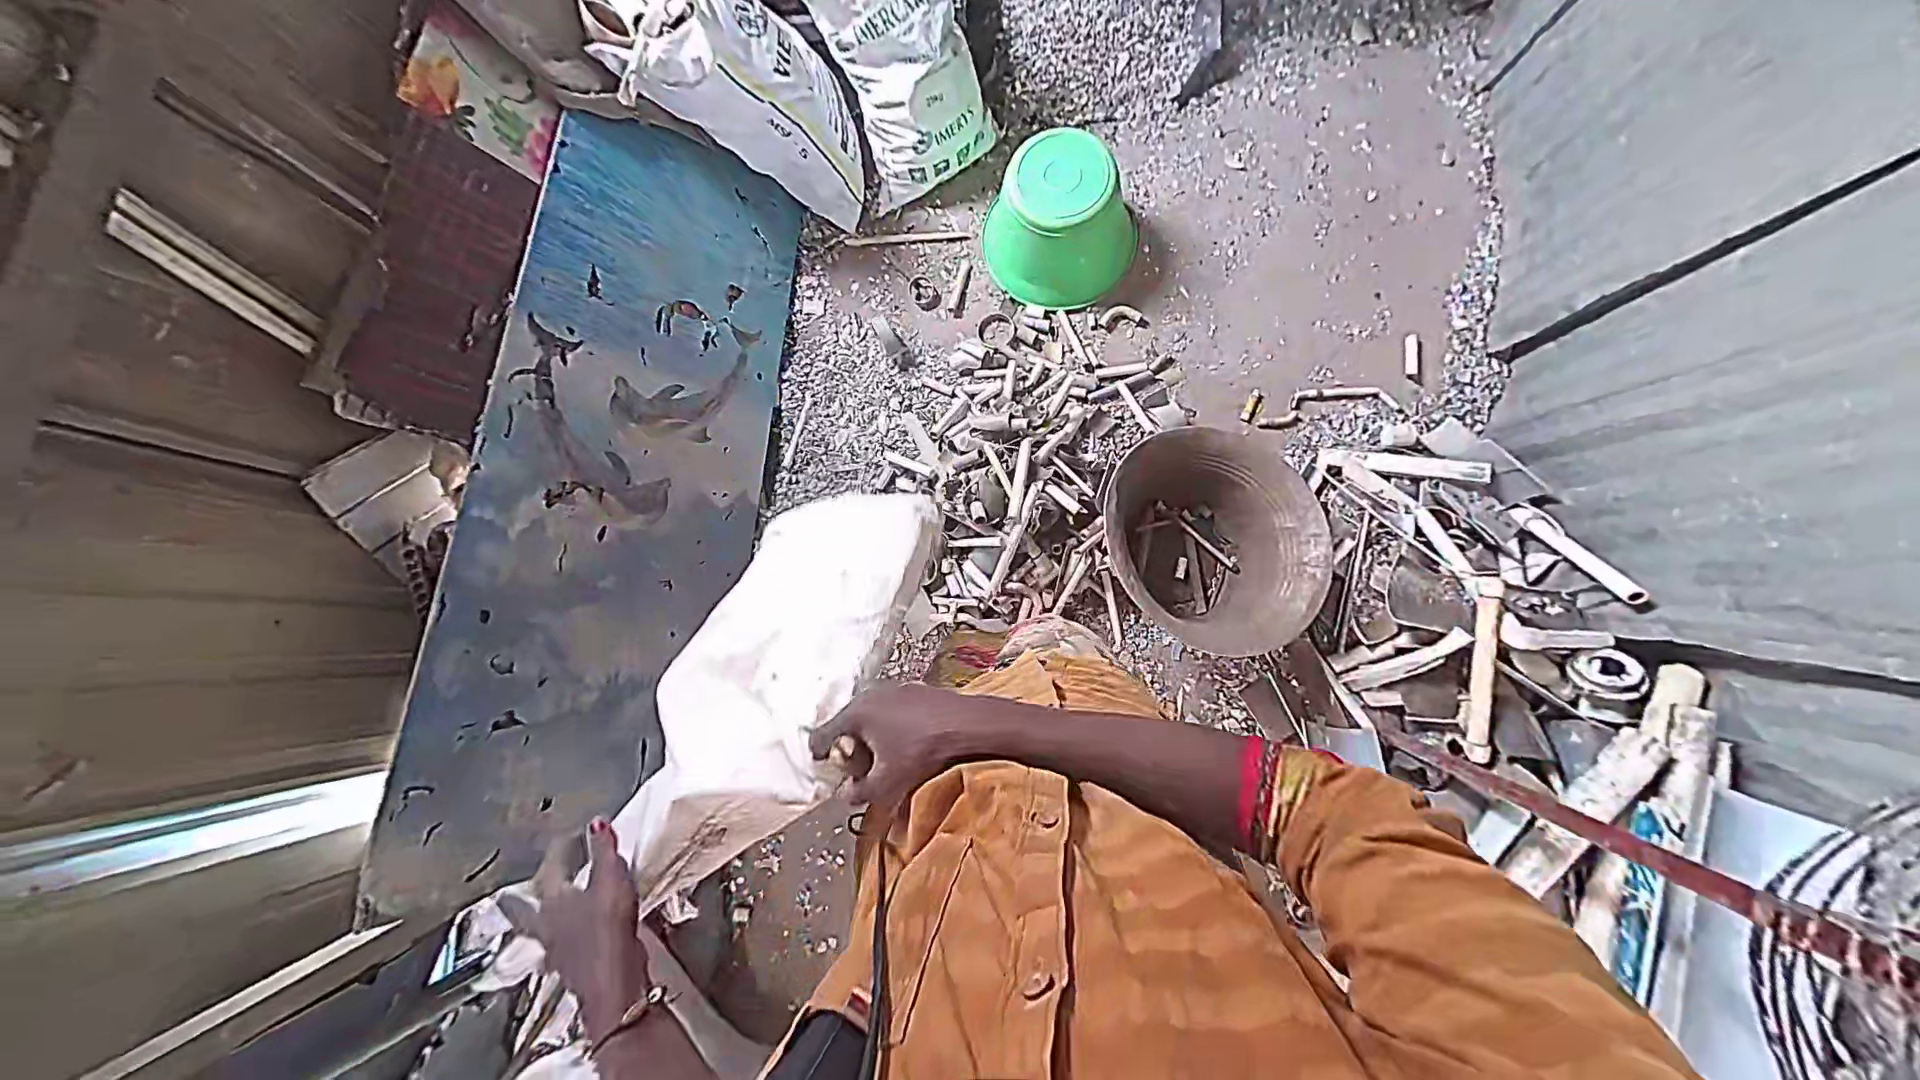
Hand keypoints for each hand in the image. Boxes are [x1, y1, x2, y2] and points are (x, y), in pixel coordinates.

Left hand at [498, 818, 653, 1039]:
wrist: (612, 981)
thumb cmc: (607, 929)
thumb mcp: (611, 878)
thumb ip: (603, 850)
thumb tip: (596, 823)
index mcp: (553, 900)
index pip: (550, 867)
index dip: (561, 848)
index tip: (570, 835)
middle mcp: (547, 926)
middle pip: (526, 908)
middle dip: (520, 899)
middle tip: (510, 895)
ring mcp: (556, 950)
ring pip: (541, 929)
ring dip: (542, 919)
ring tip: (545, 915)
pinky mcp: (573, 966)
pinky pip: (561, 945)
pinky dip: (565, 936)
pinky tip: (573, 938)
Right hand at [809, 682, 1001, 806]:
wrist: (966, 724)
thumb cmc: (921, 751)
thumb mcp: (887, 782)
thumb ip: (861, 791)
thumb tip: (846, 796)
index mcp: (856, 713)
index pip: (823, 733)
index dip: (819, 752)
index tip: (822, 764)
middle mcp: (871, 695)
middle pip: (848, 723)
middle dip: (851, 746)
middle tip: (861, 768)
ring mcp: (895, 688)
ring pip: (872, 714)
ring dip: (872, 734)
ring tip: (886, 756)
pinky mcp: (916, 689)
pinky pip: (892, 709)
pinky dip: (892, 724)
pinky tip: (908, 740)